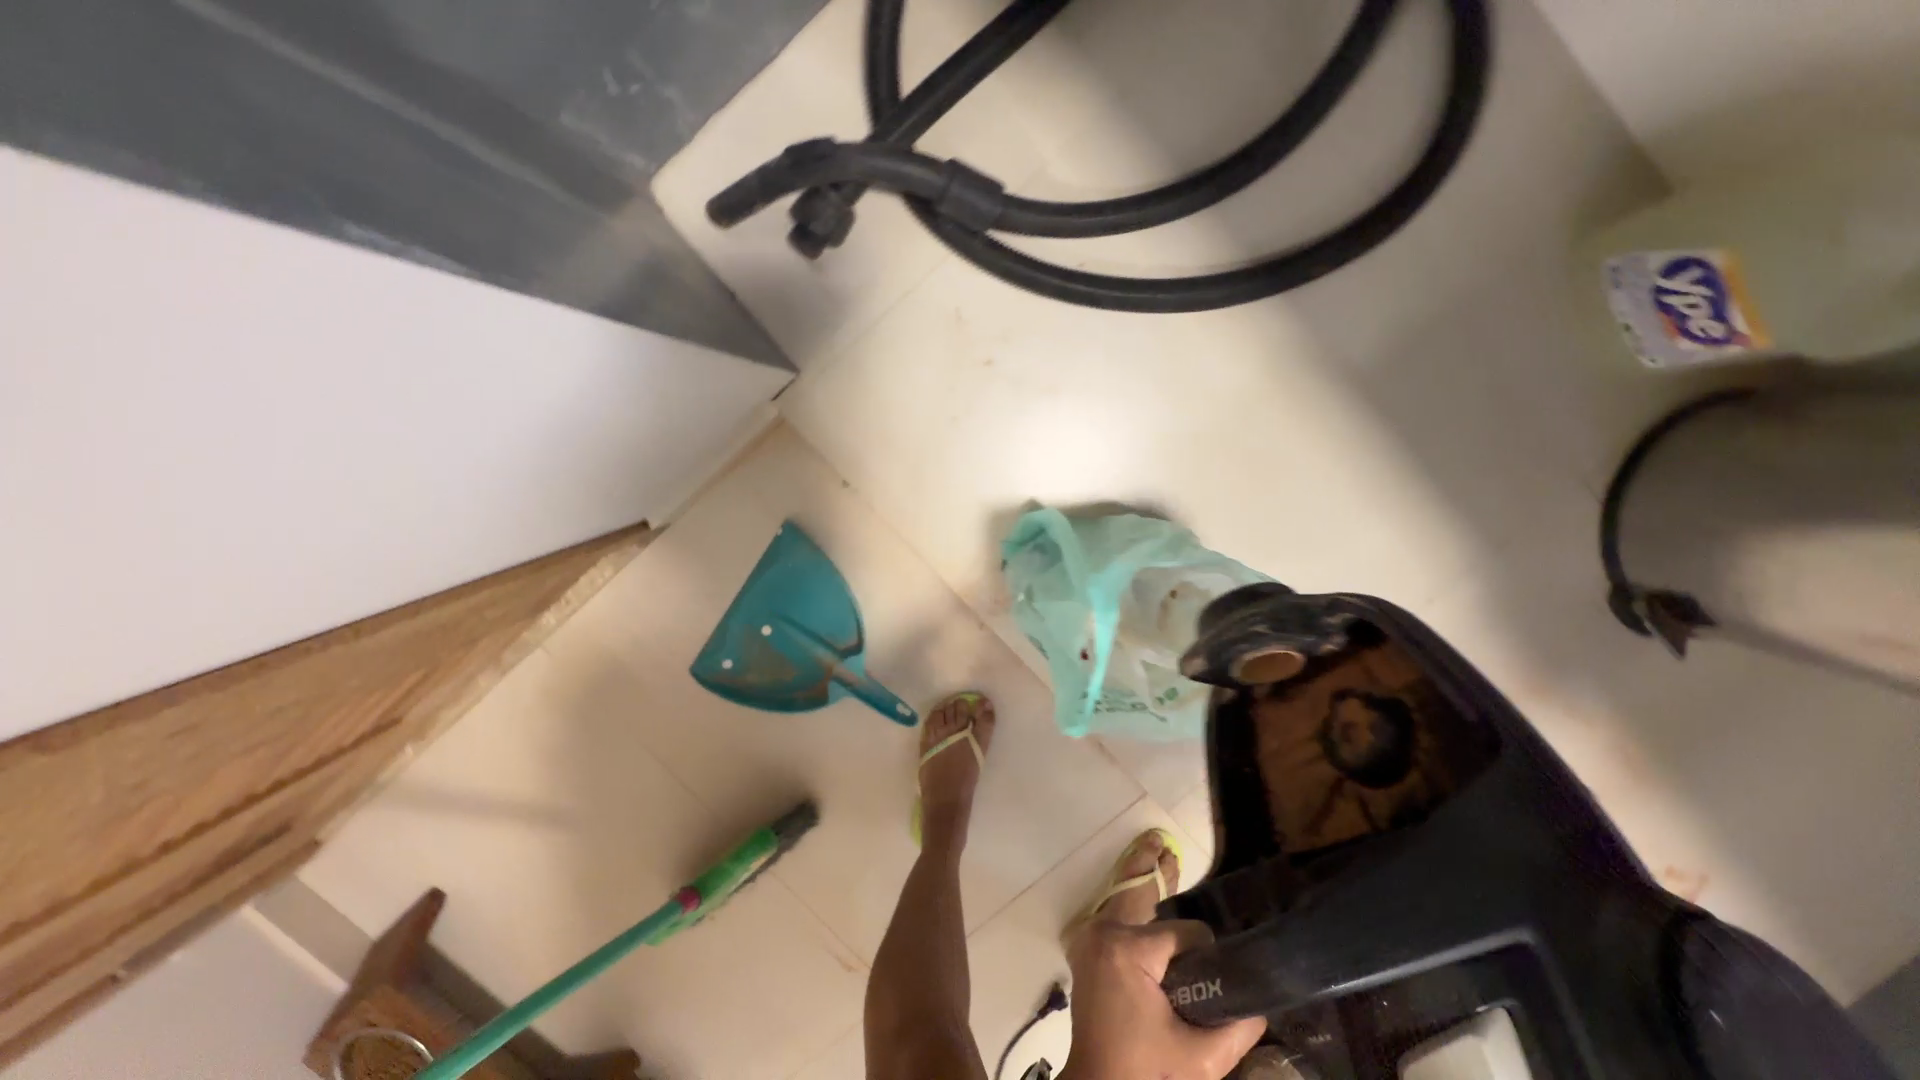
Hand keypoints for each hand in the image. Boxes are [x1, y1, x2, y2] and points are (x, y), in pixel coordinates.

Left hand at [1058, 918, 1266, 1079]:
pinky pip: (1125, 934)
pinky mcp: (1086, 949)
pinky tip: (1155, 984)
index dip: (1209, 958)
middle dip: (1184, 953)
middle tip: (1196, 987)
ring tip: (1177, 987)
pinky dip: (1143, 951)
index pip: (1188, 931)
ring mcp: (1090, 938)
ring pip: (1143, 924)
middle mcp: (1104, 931)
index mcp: (1128, 948)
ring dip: (1163, 950)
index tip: (1215, 987)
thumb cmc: (1145, 1072)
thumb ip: (1238, 1030)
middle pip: (1164, 923)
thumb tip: (1259, 1008)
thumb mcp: (1200, 1060)